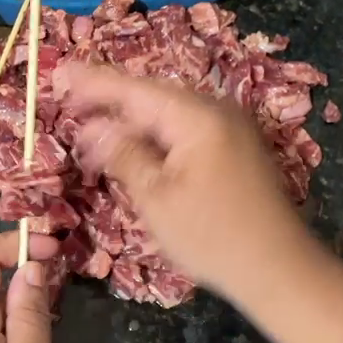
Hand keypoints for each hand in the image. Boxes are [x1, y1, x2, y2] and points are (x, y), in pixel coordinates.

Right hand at [56, 62, 317, 297]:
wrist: (281, 270)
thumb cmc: (213, 237)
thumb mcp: (156, 198)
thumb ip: (123, 154)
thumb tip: (92, 127)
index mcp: (196, 117)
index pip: (134, 90)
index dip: (94, 83)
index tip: (61, 73)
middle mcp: (215, 111)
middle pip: (152, 95)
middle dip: (109, 98)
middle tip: (68, 98)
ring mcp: (229, 129)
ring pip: (167, 112)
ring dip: (130, 117)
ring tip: (91, 120)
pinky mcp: (233, 149)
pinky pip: (184, 128)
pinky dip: (153, 133)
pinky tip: (132, 144)